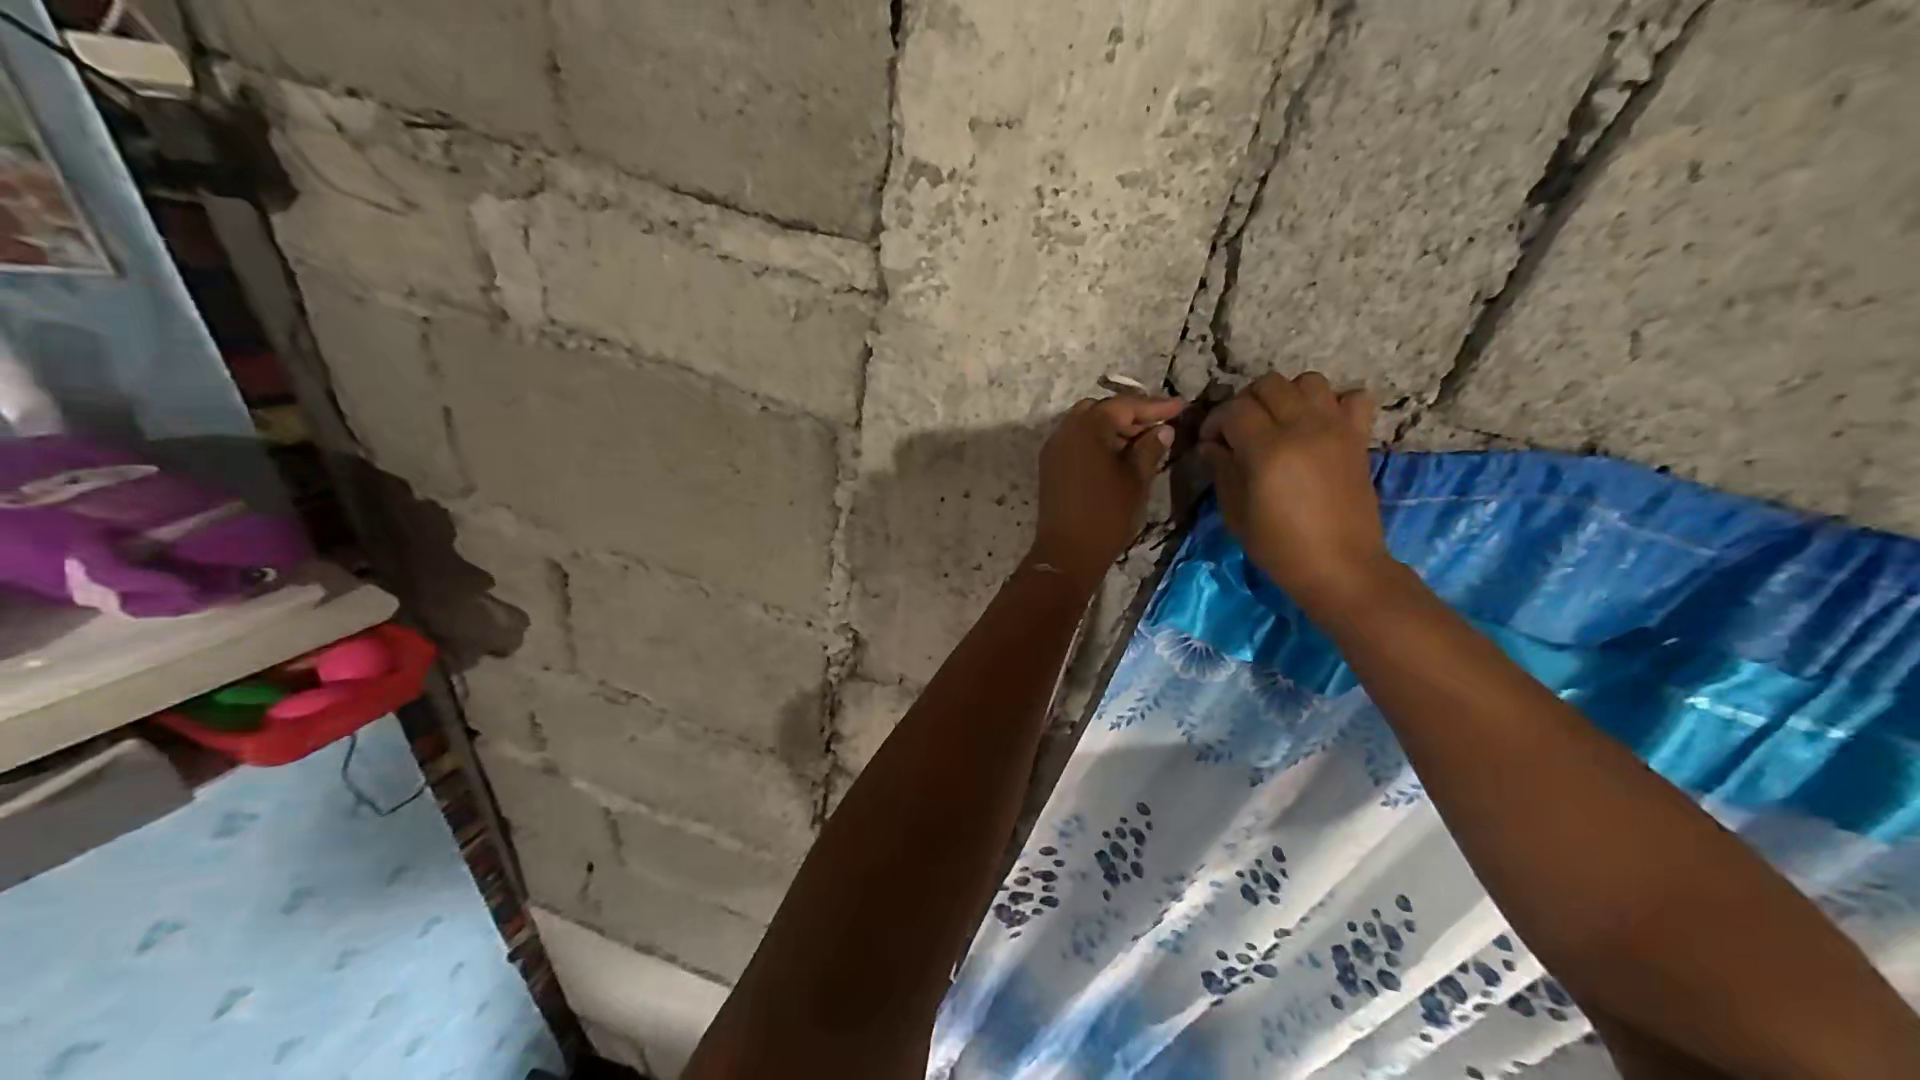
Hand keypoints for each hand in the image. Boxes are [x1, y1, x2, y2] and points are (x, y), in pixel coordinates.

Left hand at [1029, 392, 1185, 589]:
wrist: (1067, 553)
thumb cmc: (1106, 515)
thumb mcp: (1136, 480)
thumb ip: (1150, 449)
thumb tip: (1162, 430)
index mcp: (1087, 428)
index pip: (1124, 406)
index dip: (1154, 406)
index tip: (1180, 407)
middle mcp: (1065, 431)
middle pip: (1101, 410)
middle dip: (1130, 415)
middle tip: (1158, 427)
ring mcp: (1054, 449)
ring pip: (1086, 426)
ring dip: (1113, 429)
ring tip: (1142, 443)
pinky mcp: (1051, 467)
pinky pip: (1076, 442)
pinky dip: (1098, 442)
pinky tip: (1119, 457)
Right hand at [1198, 372, 1388, 609]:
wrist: (1340, 566)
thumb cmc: (1279, 546)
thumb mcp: (1235, 511)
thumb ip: (1222, 469)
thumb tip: (1210, 445)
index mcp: (1266, 449)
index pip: (1234, 409)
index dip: (1215, 421)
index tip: (1210, 442)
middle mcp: (1302, 427)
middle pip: (1268, 384)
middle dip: (1246, 402)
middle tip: (1241, 430)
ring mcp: (1335, 428)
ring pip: (1308, 381)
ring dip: (1287, 396)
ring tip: (1279, 423)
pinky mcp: (1358, 437)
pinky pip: (1352, 398)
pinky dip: (1334, 404)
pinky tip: (1320, 426)